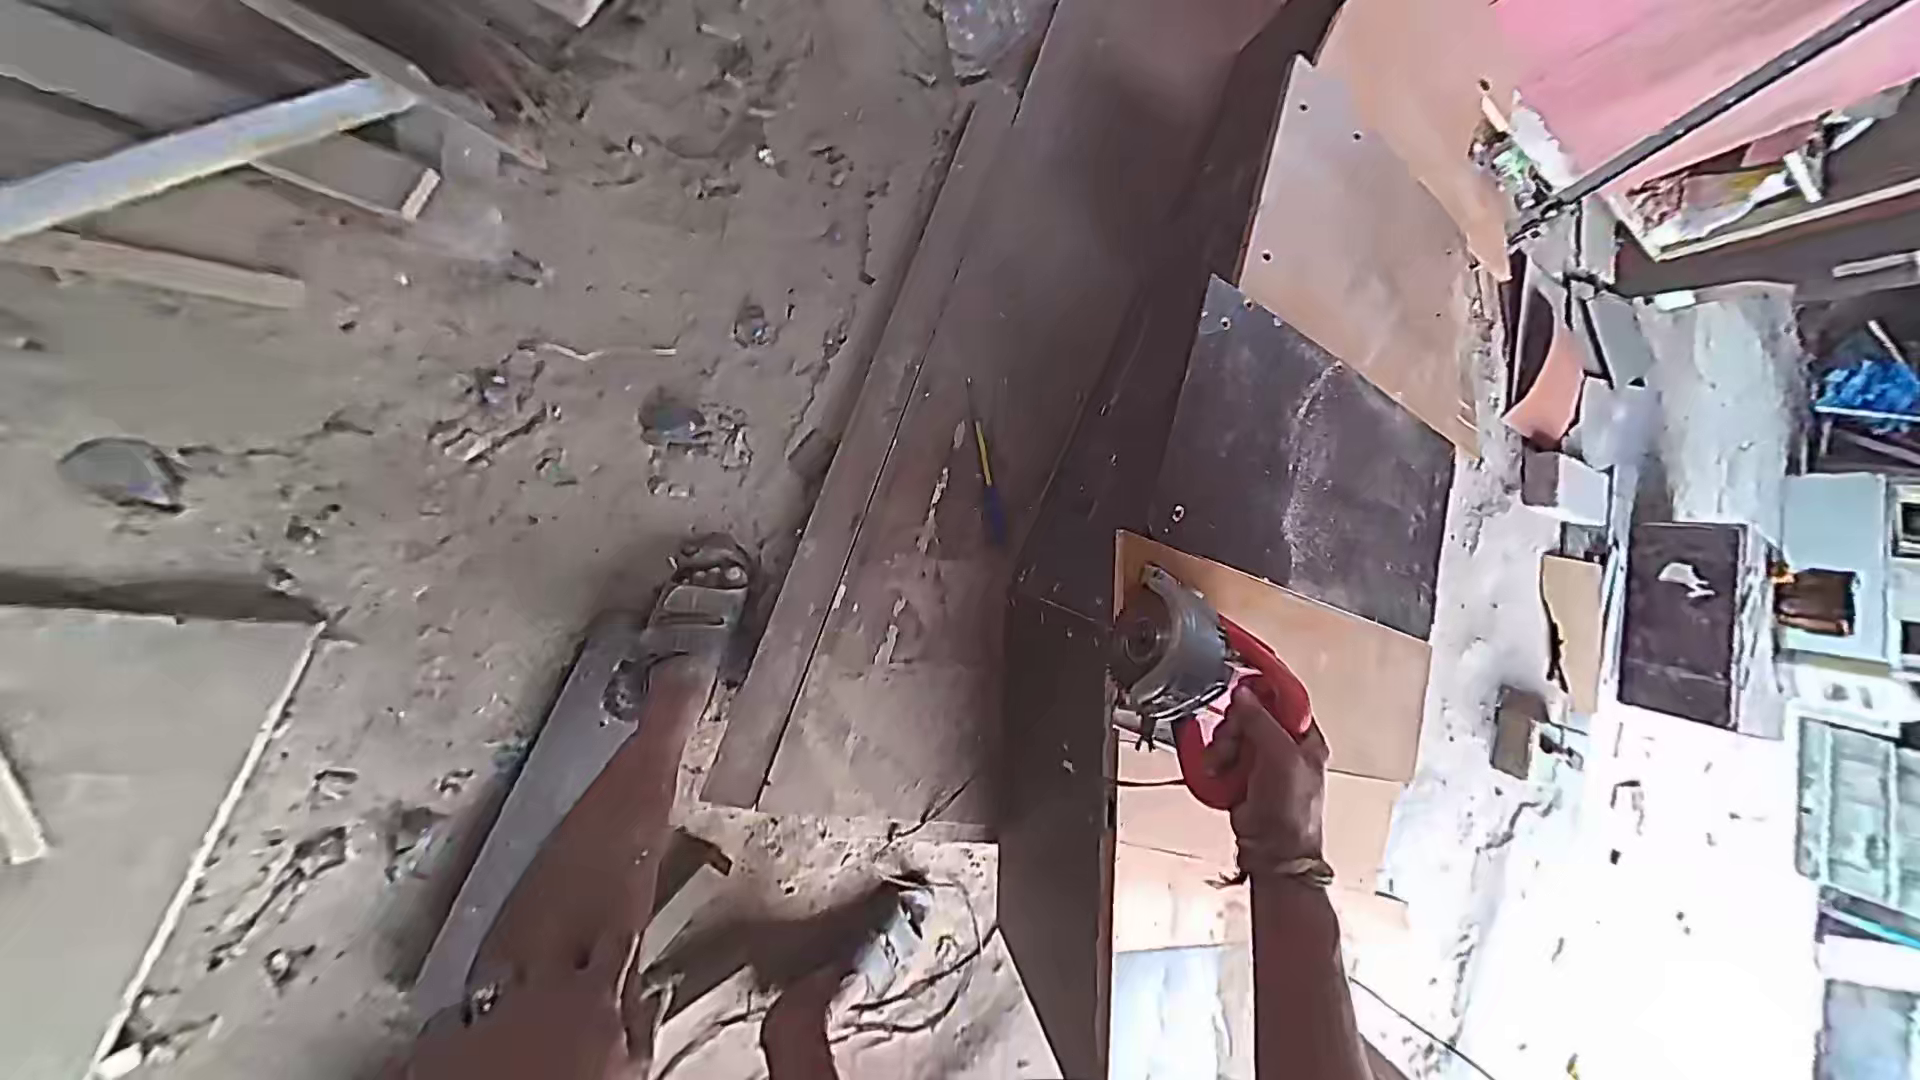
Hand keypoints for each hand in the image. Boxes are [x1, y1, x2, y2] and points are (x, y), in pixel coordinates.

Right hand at [1203, 683, 1329, 876]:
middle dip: (1235, 727)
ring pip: (1231, 730)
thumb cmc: (1291, 811)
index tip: (1241, 663)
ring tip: (1224, 766)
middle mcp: (1283, 742)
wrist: (1273, 852)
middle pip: (1249, 712)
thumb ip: (1261, 722)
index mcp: (1304, 736)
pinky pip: (1220, 749)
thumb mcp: (1281, 760)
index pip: (1284, 694)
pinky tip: (1219, 772)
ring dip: (1222, 746)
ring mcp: (1260, 757)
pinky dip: (1215, 758)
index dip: (1263, 680)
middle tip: (1232, 744)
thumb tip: (1244, 692)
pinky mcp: (1240, 769)